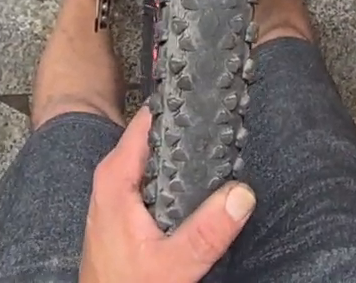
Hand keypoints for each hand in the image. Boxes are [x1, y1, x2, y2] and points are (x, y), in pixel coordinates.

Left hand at [79, 110, 255, 282]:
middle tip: (223, 112)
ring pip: (155, 151)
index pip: (148, 118)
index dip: (177, 102)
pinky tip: (199, 172)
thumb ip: (207, 230)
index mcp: (116, 175)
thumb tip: (242, 194)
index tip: (206, 90)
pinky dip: (176, 166)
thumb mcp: (173, 265)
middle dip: (187, 123)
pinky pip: (153, 170)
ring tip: (218, 135)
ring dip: (183, 146)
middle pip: (154, 131)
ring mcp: (118, 189)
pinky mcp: (125, 205)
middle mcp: (113, 175)